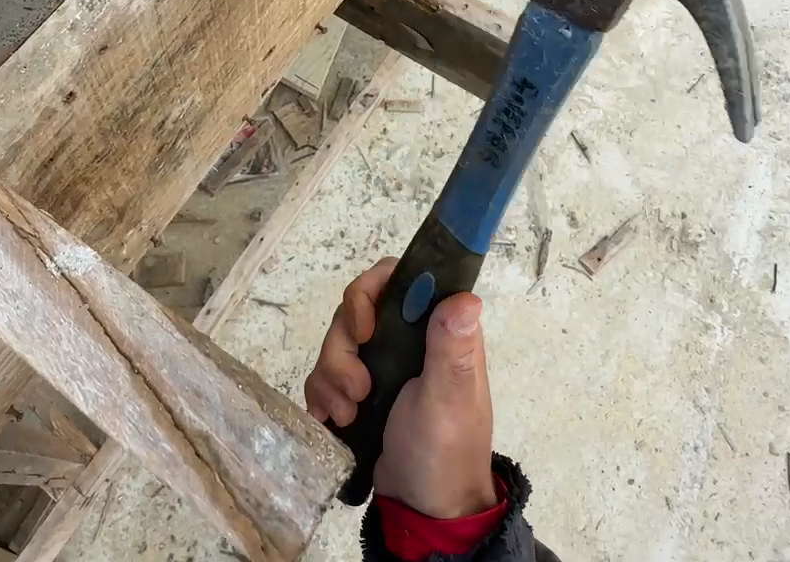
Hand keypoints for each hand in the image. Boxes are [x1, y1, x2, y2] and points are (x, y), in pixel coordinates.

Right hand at [305, 258, 497, 517]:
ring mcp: (377, 363)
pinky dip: (323, 395)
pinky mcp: (355, 388)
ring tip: (351, 413)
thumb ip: (452, 349)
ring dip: (333, 378)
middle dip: (344, 350)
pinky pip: (322, 374)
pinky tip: (337, 420)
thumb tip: (467, 297)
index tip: (364, 327)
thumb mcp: (449, 400)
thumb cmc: (445, 451)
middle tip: (360, 389)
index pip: (394, 279)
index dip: (370, 291)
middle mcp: (403, 338)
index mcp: (433, 330)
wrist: (423, 510)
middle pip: (354, 311)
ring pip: (334, 342)